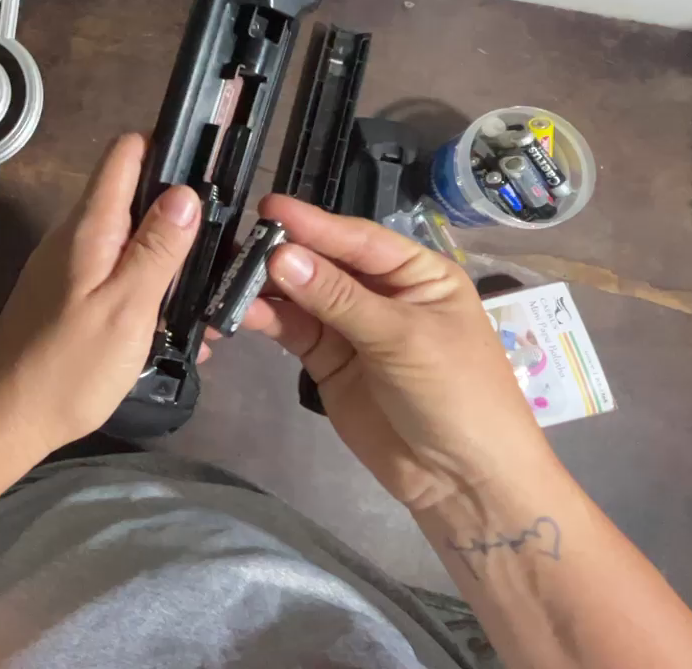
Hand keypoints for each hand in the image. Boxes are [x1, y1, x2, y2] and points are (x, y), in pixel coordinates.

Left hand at [0, 134, 198, 459]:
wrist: (5, 417)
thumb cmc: (70, 364)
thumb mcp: (127, 306)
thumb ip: (156, 248)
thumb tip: (185, 189)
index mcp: (90, 225)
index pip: (124, 153)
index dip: (166, 145)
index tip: (212, 164)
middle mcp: (75, 234)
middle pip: (131, 194)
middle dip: (179, 210)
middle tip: (227, 244)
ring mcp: (68, 264)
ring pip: (127, 238)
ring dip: (167, 257)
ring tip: (210, 292)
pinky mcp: (67, 294)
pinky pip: (114, 271)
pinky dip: (146, 286)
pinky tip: (173, 322)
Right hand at [241, 194, 558, 512]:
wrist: (463, 484)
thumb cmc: (458, 396)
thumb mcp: (403, 339)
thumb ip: (337, 298)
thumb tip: (279, 256)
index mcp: (415, 274)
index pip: (358, 239)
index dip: (313, 223)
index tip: (267, 207)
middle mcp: (379, 291)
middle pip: (322, 261)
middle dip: (283, 252)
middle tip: (238, 241)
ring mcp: (348, 325)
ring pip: (299, 293)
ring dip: (266, 285)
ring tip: (228, 276)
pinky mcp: (325, 357)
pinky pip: (290, 328)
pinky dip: (265, 317)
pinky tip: (241, 310)